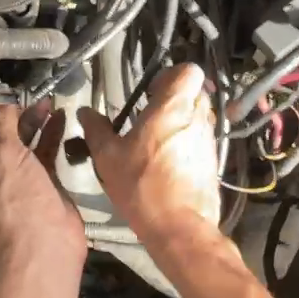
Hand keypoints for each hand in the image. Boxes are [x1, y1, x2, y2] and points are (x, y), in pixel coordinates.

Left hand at [0, 101, 85, 272]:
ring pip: (24, 143)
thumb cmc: (18, 197)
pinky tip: (62, 117)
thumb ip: (0, 123)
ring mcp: (19, 178)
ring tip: (49, 102)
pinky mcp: (43, 183)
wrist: (46, 242)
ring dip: (34, 122)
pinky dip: (51, 136)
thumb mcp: (3, 153)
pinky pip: (44, 153)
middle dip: (13, 115)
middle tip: (30, 97)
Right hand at [78, 64, 221, 249]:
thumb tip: (85, 112)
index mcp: (173, 108)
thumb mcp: (108, 156)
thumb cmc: (141, 186)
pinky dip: (187, 142)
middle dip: (175, 98)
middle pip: (195, 91)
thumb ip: (96, 129)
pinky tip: (167, 162)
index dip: (170, 75)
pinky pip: (201, 140)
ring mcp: (209, 140)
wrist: (178, 227)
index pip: (189, 70)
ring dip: (181, 121)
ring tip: (156, 140)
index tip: (151, 91)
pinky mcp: (213, 161)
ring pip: (199, 116)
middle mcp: (197, 118)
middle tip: (150, 114)